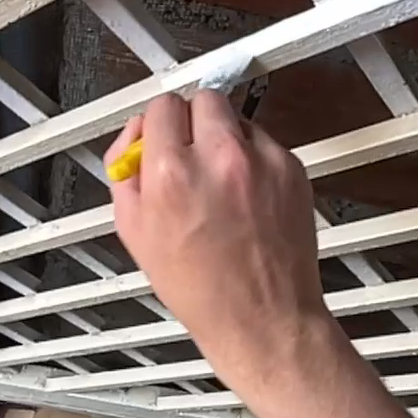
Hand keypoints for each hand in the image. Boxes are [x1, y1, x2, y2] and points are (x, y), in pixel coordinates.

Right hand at [109, 92, 339, 395]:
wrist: (262, 318)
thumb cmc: (198, 287)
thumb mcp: (134, 234)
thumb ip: (125, 175)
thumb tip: (131, 139)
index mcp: (171, 172)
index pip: (161, 106)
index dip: (157, 126)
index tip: (161, 140)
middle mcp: (218, 156)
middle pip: (202, 99)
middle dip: (192, 122)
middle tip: (190, 155)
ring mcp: (261, 160)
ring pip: (236, 118)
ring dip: (224, 137)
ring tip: (220, 182)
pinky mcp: (292, 168)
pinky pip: (264, 143)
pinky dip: (253, 159)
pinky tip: (246, 196)